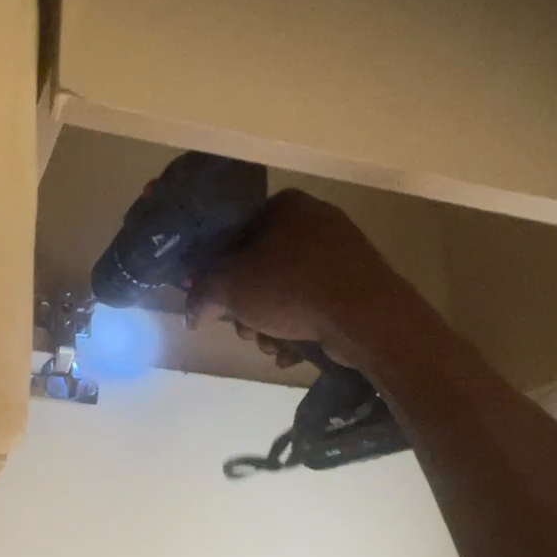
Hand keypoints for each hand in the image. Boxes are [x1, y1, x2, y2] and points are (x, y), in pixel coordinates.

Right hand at [187, 189, 440, 369]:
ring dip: (267, 326)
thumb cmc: (290, 288)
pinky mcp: (353, 284)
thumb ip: (199, 295)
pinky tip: (293, 350)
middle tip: (245, 328)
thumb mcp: (228, 288)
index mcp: (283, 206)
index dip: (212, 272)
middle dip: (244, 309)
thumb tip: (191, 314)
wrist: (365, 317)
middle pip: (255, 270)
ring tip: (272, 344)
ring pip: (281, 294)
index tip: (208, 301)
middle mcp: (312, 221)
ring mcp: (338, 253)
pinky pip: (309, 306)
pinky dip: (296, 330)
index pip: (232, 236)